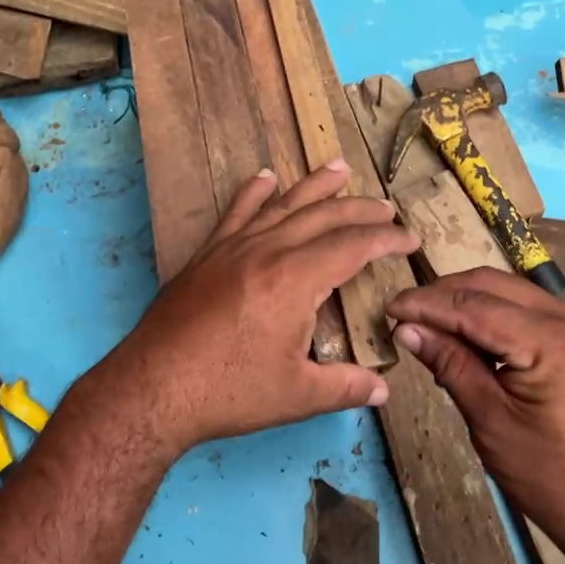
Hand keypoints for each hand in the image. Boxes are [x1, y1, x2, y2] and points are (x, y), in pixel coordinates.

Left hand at [79, 160, 417, 456]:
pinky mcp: (207, 254)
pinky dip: (253, 192)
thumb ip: (344, 386)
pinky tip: (265, 177)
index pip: (352, 247)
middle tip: (386, 207)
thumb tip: (383, 390)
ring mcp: (233, 247)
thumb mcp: (297, 396)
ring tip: (338, 167)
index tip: (410, 239)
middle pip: (322, 217)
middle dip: (359, 209)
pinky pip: (235, 212)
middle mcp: (266, 251)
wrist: (154, 385)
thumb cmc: (229, 391)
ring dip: (314, 186)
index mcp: (294, 280)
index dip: (386, 240)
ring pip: (281, 205)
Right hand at [385, 268, 564, 540]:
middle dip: (443, 295)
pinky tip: (466, 335)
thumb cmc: (553, 480)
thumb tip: (406, 329)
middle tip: (403, 314)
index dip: (426, 303)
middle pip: (492, 284)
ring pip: (509, 290)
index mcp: (555, 342)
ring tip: (427, 323)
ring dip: (466, 301)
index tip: (388, 309)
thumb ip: (450, 364)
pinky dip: (493, 313)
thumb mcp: (491, 421)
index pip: (474, 305)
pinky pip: (528, 308)